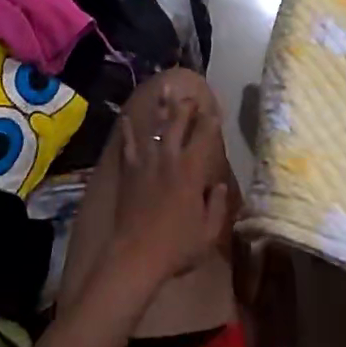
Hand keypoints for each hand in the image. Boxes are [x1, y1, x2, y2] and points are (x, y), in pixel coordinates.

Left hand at [111, 86, 230, 285]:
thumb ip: (218, 206)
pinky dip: (127, 130)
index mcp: (192, 170)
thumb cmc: (177, 246)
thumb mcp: (208, 232)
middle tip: (191, 97)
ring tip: (164, 90)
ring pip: (155, 127)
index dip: (211, 120)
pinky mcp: (129, 170)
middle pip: (178, 123)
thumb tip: (220, 186)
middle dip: (186, 106)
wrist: (136, 255)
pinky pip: (128, 144)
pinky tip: (125, 117)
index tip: (215, 110)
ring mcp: (147, 161)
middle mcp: (170, 158)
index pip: (205, 136)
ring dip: (161, 108)